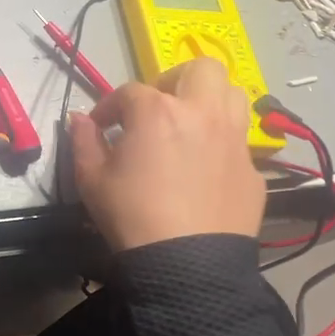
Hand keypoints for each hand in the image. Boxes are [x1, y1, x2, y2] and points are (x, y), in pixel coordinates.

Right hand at [65, 58, 264, 251]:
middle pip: (200, 70)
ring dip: (208, 101)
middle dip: (175, 79)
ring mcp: (234, 141)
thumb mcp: (91, 178)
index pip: (128, 92)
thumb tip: (80, 120)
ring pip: (233, 95)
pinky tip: (203, 168)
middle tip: (157, 106)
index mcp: (156, 112)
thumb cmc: (131, 215)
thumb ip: (83, 141)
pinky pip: (239, 141)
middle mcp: (201, 115)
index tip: (99, 127)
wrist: (187, 265)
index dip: (109, 107)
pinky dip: (220, 143)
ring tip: (187, 125)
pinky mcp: (254, 170)